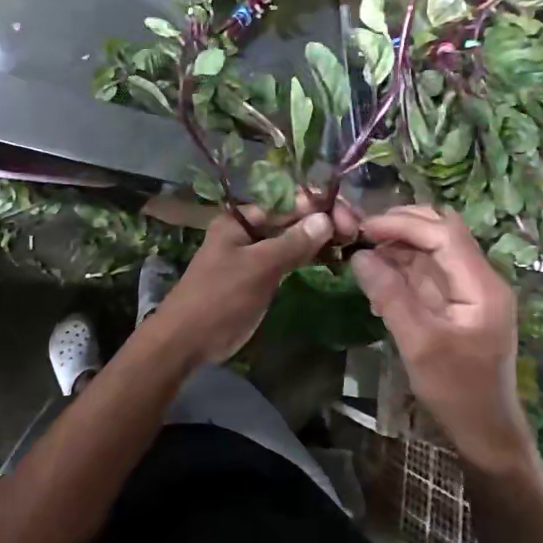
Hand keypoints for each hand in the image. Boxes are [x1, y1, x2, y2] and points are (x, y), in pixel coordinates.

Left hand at [145, 196, 358, 367]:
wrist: (186, 341)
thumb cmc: (219, 298)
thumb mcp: (257, 268)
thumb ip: (292, 243)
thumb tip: (325, 219)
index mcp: (240, 220)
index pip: (286, 202)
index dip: (318, 206)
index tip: (348, 217)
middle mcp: (247, 231)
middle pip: (291, 219)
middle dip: (322, 222)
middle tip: (356, 232)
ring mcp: (254, 255)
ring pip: (292, 240)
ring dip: (319, 240)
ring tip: (352, 242)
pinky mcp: (260, 278)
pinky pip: (288, 260)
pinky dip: (309, 258)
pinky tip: (333, 258)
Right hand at [350, 207, 531, 471]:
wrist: (486, 431)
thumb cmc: (457, 391)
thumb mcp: (418, 343)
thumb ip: (389, 296)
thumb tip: (358, 256)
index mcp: (482, 285)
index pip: (444, 233)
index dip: (402, 224)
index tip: (363, 229)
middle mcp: (480, 280)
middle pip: (442, 233)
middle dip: (402, 226)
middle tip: (361, 234)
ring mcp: (470, 292)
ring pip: (434, 250)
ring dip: (399, 246)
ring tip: (363, 254)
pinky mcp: (458, 305)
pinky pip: (429, 273)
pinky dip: (402, 269)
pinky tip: (377, 281)